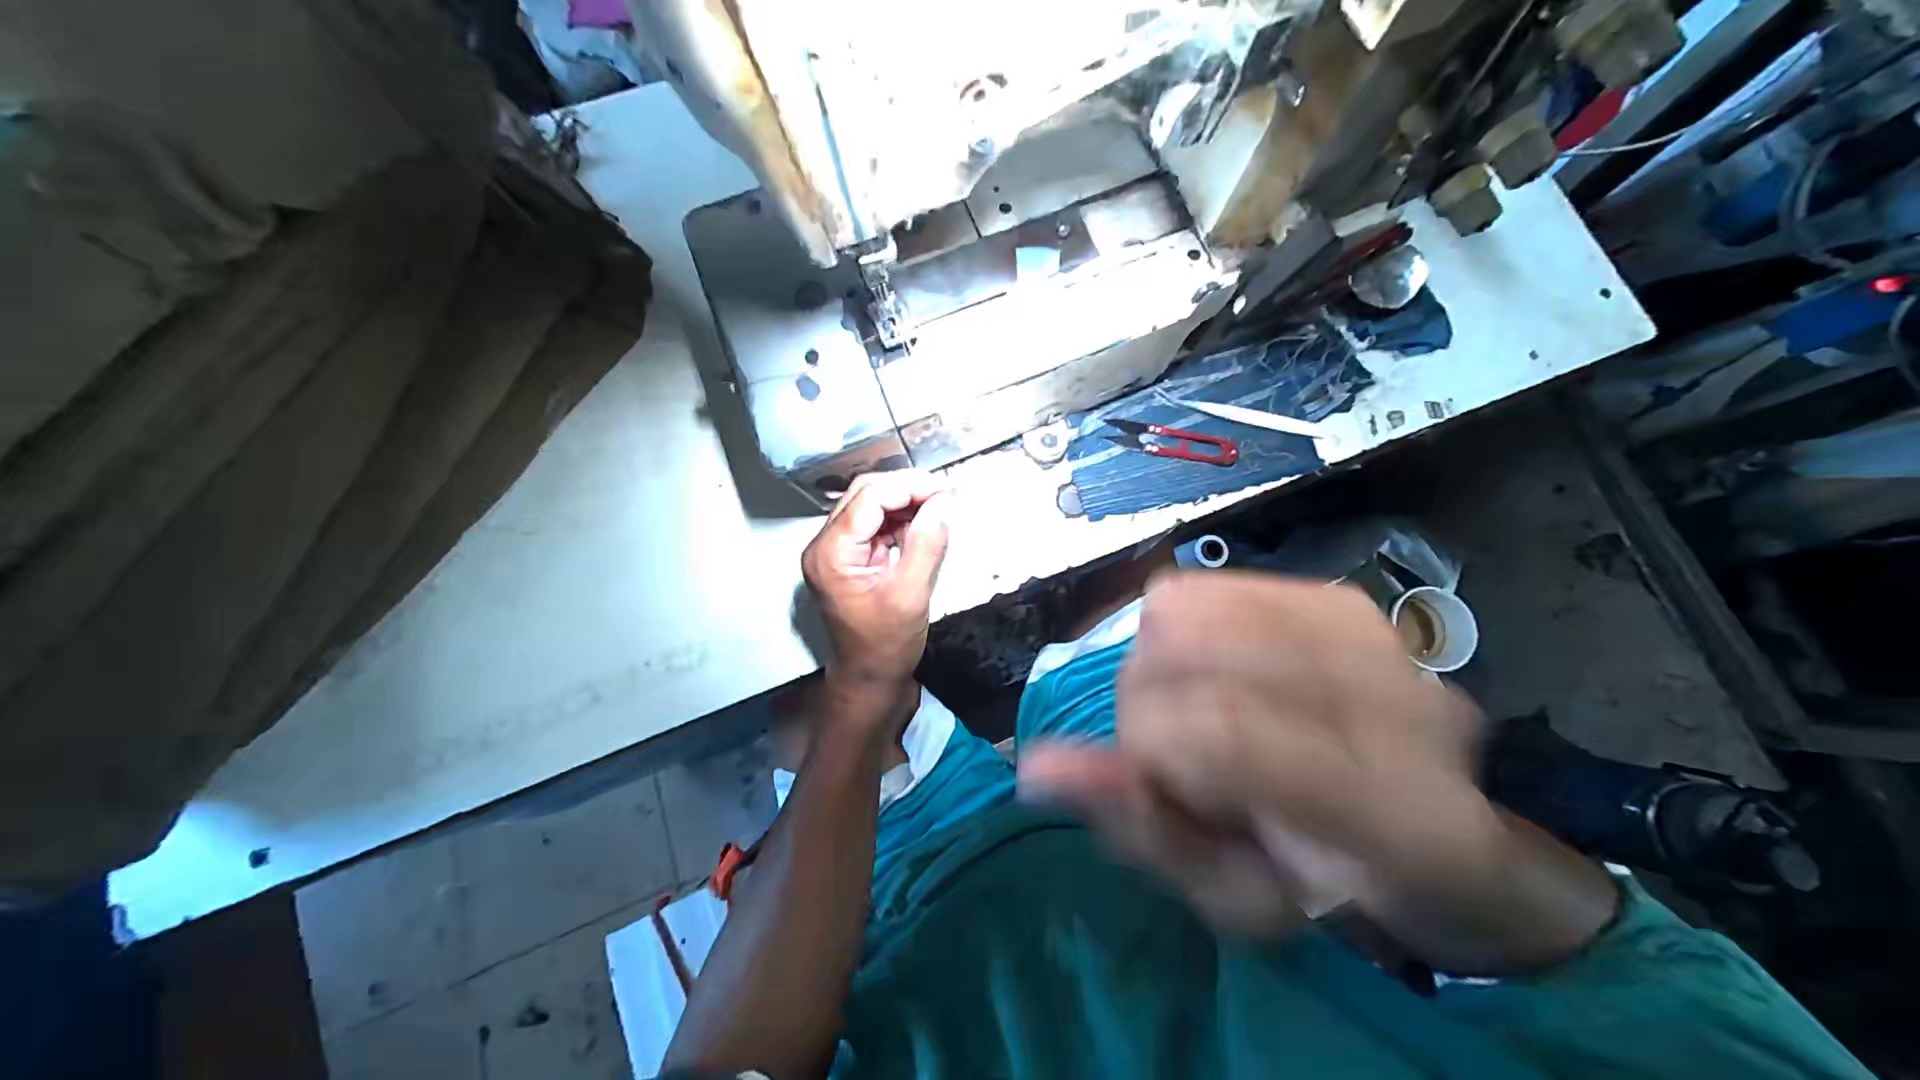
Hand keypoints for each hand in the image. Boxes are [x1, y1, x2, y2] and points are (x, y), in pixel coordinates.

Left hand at [801, 470, 951, 693]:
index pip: (869, 498)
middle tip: (944, 496)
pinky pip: (875, 524)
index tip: (944, 491)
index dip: (908, 488)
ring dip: (905, 503)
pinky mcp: (850, 558)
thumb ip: (927, 545)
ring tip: (938, 509)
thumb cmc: (885, 647)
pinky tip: (923, 525)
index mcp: (831, 554)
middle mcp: (825, 546)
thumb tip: (943, 501)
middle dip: (906, 490)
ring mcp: (835, 551)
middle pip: (865, 495)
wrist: (869, 679)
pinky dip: (900, 519)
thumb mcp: (911, 595)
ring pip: (871, 505)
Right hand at [1021, 572, 1618, 974]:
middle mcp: (1384, 696)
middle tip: (1178, 756)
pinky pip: (1198, 587)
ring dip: (1159, 667)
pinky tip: (1208, 666)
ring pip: (1179, 610)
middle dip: (1147, 708)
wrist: (1432, 827)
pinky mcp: (1332, 594)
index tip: (1150, 776)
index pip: (1217, 730)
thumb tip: (1038, 765)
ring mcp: (1361, 630)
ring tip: (1194, 706)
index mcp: (1380, 809)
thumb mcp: (1229, 892)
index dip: (1153, 748)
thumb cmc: (1322, 881)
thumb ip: (1139, 824)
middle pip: (1184, 656)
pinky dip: (1176, 628)